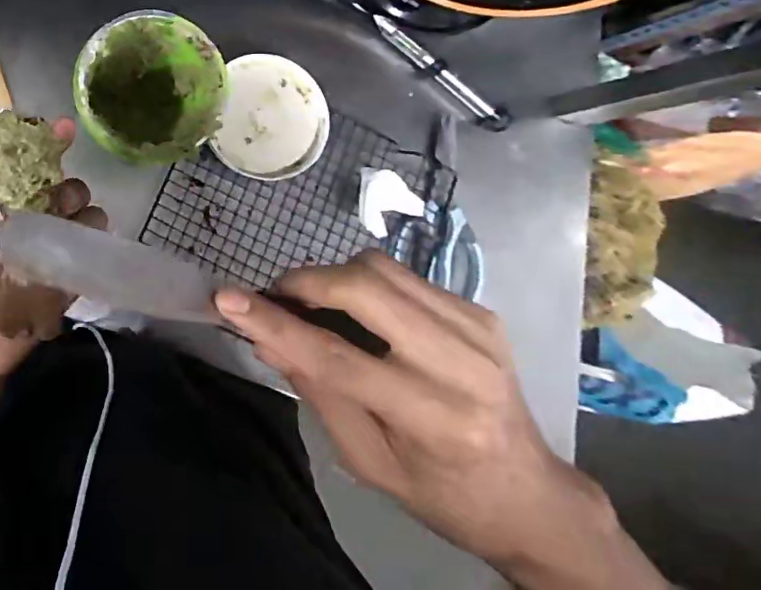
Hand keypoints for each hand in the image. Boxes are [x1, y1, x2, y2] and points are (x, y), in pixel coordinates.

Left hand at [0, 119, 105, 378]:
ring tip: (74, 230)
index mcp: (9, 216)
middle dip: (72, 189)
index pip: (31, 175)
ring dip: (87, 218)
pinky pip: (89, 261)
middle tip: (65, 200)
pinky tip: (85, 257)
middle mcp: (36, 228)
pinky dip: (91, 254)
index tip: (63, 129)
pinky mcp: (68, 283)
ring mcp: (55, 254)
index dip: (48, 150)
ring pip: (86, 222)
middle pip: (67, 194)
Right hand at [216, 253, 665, 589]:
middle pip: (365, 289)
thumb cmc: (441, 492)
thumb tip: (265, 338)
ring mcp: (478, 329)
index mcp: (436, 421)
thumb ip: (317, 393)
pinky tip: (360, 311)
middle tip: (276, 297)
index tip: (228, 299)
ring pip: (380, 268)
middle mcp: (463, 365)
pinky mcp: (480, 310)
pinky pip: (400, 274)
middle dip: (306, 283)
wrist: (532, 492)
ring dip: (332, 278)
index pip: (338, 359)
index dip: (276, 325)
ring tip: (314, 305)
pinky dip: (363, 282)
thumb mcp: (369, 461)